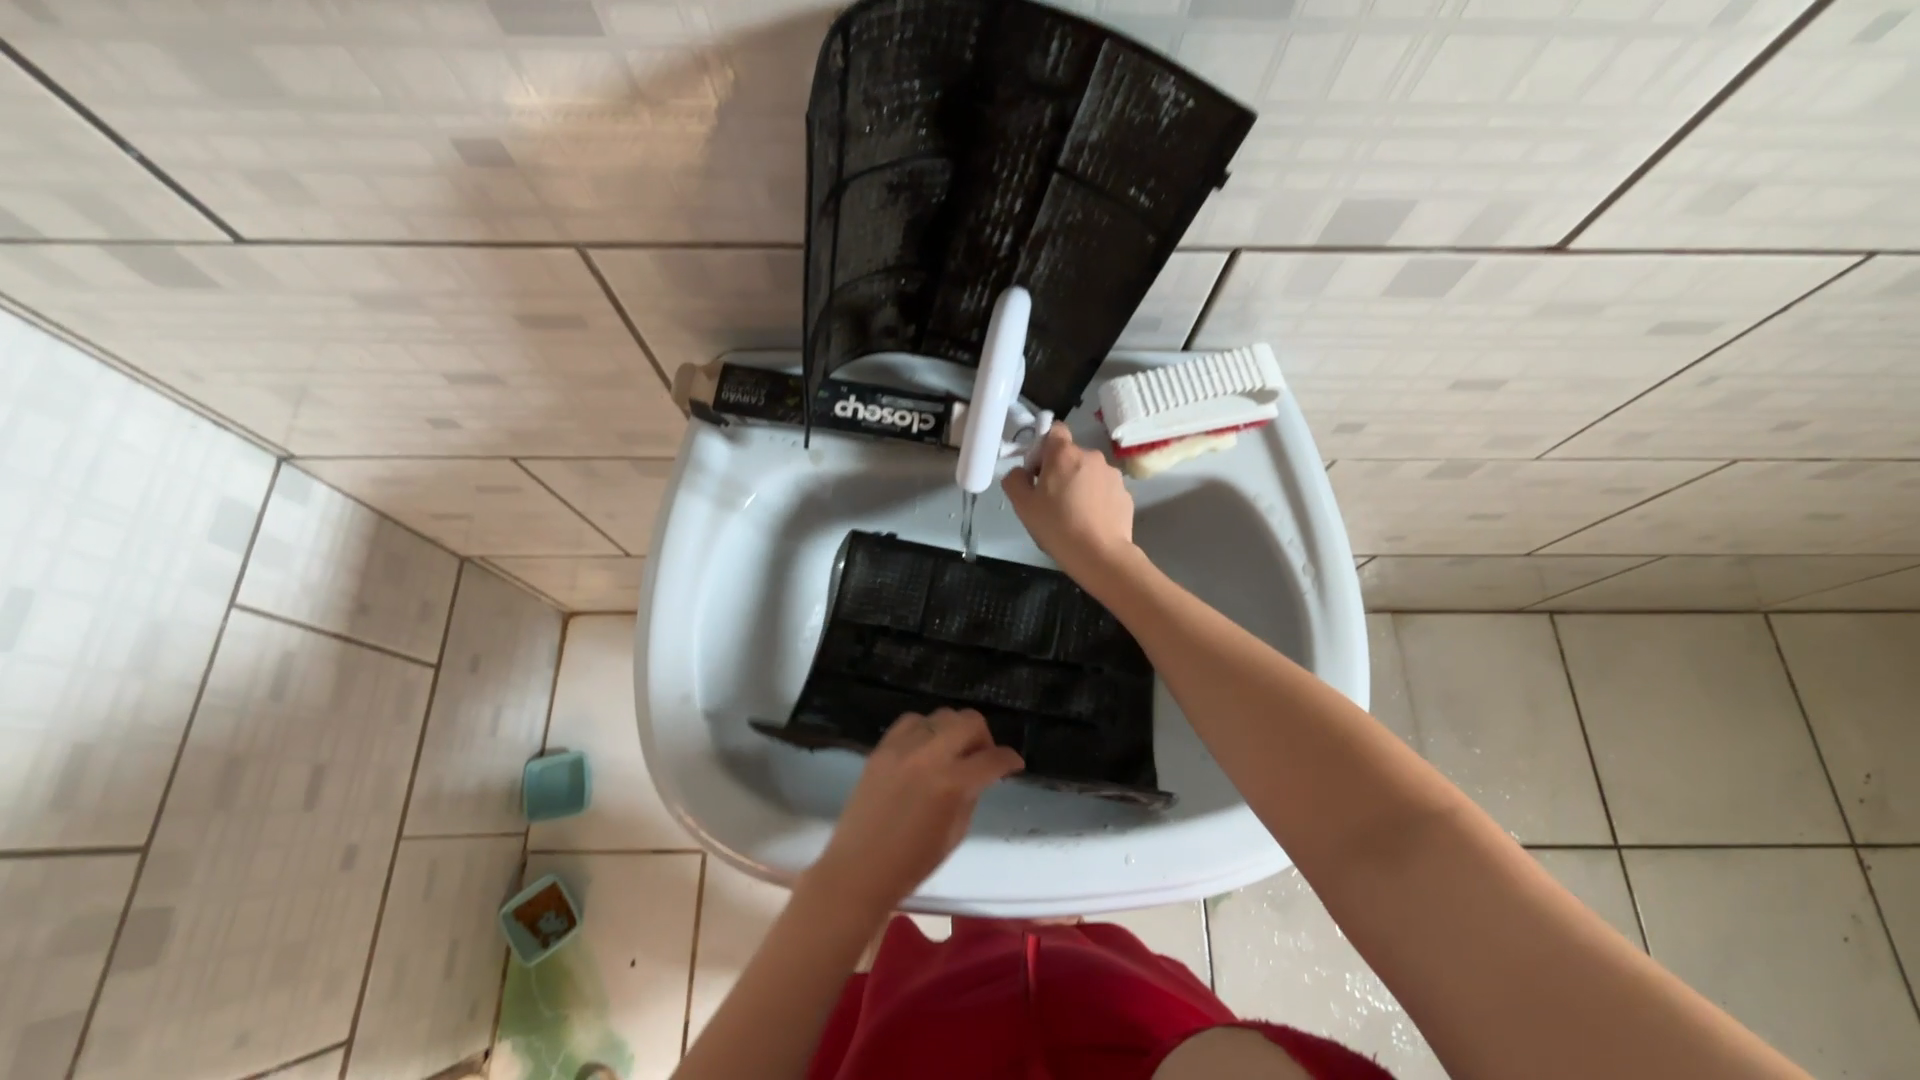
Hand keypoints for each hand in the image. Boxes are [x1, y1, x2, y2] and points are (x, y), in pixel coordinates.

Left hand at [808, 708, 1022, 914]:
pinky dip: (925, 730)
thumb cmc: (913, 862)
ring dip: (954, 730)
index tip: (1013, 764)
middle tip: (982, 758)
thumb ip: (971, 794)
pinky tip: (925, 750)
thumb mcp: (957, 832)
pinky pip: (911, 722)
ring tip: (951, 753)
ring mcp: (901, 748)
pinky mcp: (881, 748)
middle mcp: (929, 756)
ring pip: (941, 715)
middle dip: (984, 738)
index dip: (1010, 760)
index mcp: (952, 784)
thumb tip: (980, 773)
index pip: (993, 758)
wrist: (859, 869)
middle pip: (970, 721)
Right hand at [1002, 424, 1136, 581]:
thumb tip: (1021, 472)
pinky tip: (1090, 522)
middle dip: (1060, 471)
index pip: (1054, 430)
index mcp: (1064, 453)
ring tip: (1073, 515)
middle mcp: (1091, 456)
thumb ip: (1014, 480)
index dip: (1043, 448)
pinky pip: (1104, 490)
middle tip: (1051, 500)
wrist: (1099, 554)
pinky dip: (1096, 500)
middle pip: (1070, 455)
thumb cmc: (1056, 526)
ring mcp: (1112, 475)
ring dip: (1080, 485)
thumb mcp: (1022, 505)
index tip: (1038, 472)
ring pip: (1089, 473)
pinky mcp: (1125, 493)